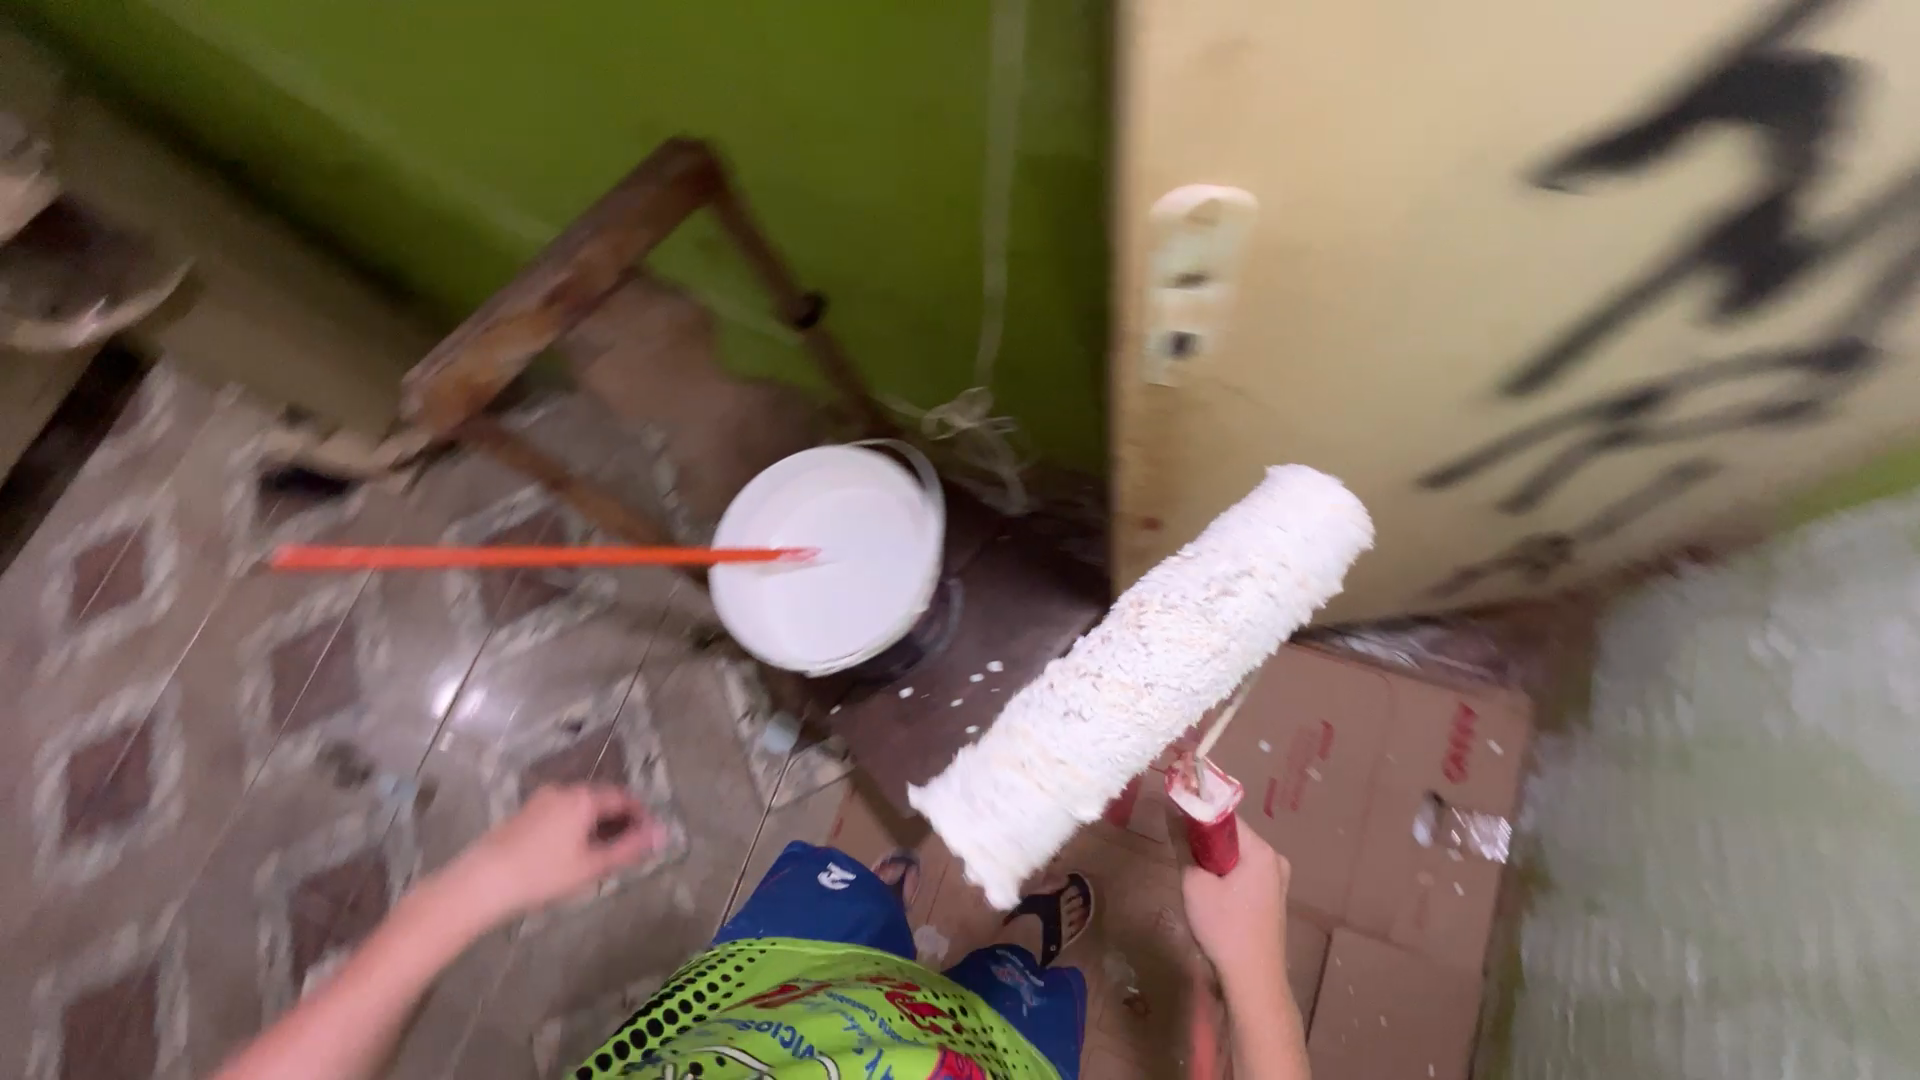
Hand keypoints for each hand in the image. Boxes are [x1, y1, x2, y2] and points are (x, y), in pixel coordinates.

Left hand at [437, 784, 670, 926]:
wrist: (477, 885)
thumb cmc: (541, 875)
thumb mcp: (591, 866)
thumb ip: (630, 848)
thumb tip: (663, 834)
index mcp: (583, 798)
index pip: (624, 798)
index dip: (641, 816)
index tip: (650, 836)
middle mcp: (563, 791)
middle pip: (602, 799)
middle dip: (619, 820)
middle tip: (628, 847)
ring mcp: (539, 801)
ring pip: (580, 807)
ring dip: (597, 824)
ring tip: (601, 853)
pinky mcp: (522, 815)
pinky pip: (561, 813)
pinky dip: (575, 826)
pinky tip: (571, 852)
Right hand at [1181, 819, 1288, 988]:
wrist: (1253, 982)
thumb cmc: (1223, 928)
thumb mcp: (1194, 883)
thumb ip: (1183, 843)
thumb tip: (1172, 811)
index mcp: (1261, 851)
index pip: (1224, 816)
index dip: (1197, 814)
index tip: (1174, 818)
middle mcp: (1275, 860)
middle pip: (1231, 836)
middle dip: (1205, 841)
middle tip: (1182, 853)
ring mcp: (1278, 881)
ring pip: (1237, 856)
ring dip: (1214, 860)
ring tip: (1195, 877)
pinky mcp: (1273, 899)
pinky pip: (1245, 873)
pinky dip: (1226, 875)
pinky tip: (1212, 894)